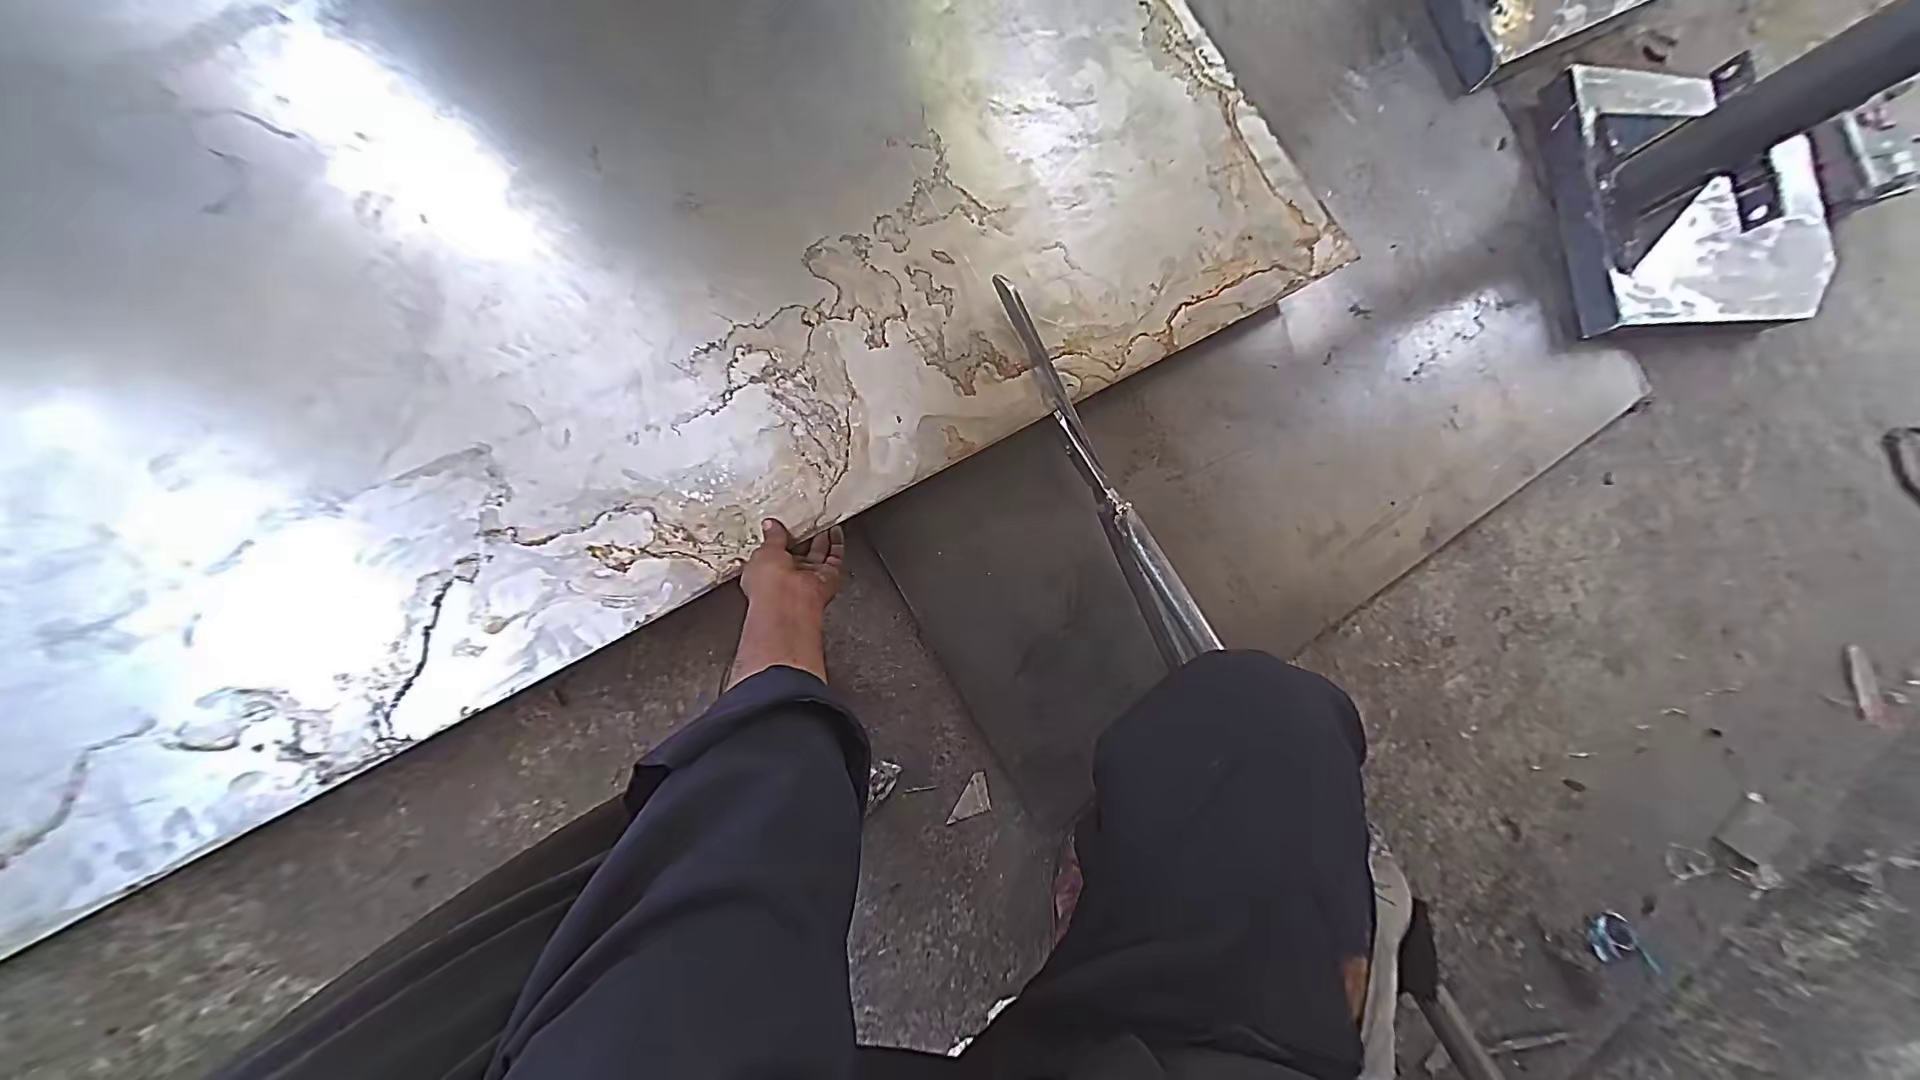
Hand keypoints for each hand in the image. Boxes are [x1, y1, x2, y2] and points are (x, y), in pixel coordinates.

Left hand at [740, 518, 844, 613]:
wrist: (790, 601)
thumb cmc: (768, 584)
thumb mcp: (763, 551)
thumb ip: (772, 537)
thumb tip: (770, 525)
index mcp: (767, 572)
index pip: (774, 552)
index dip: (778, 537)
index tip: (782, 523)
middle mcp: (790, 576)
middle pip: (800, 551)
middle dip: (803, 535)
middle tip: (805, 517)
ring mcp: (810, 576)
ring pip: (819, 552)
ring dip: (821, 536)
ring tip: (821, 518)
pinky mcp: (829, 576)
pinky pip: (835, 556)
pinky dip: (837, 542)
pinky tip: (834, 529)